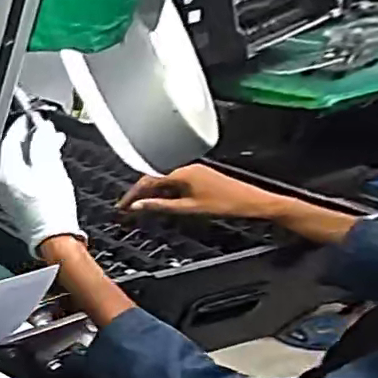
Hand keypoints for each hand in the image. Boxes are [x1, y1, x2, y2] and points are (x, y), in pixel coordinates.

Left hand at [0, 113, 81, 256]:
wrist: (54, 238)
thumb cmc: (52, 210)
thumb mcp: (51, 169)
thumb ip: (43, 146)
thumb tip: (41, 129)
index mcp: (7, 174)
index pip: (9, 142)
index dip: (22, 126)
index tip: (32, 117)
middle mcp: (3, 185)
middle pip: (13, 153)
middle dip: (31, 139)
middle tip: (46, 130)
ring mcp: (8, 195)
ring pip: (19, 165)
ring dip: (35, 152)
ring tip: (52, 145)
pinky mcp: (17, 202)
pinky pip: (23, 177)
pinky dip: (34, 166)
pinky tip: (48, 164)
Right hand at [125, 165, 362, 245]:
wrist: (255, 202)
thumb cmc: (226, 204)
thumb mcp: (188, 208)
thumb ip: (160, 206)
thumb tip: (137, 206)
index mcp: (183, 173)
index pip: (148, 180)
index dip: (132, 194)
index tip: (121, 207)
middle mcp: (187, 168)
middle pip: (154, 179)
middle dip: (138, 193)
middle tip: (127, 209)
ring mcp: (194, 172)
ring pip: (164, 181)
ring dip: (151, 194)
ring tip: (141, 208)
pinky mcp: (200, 177)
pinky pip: (174, 183)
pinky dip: (163, 193)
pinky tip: (160, 203)